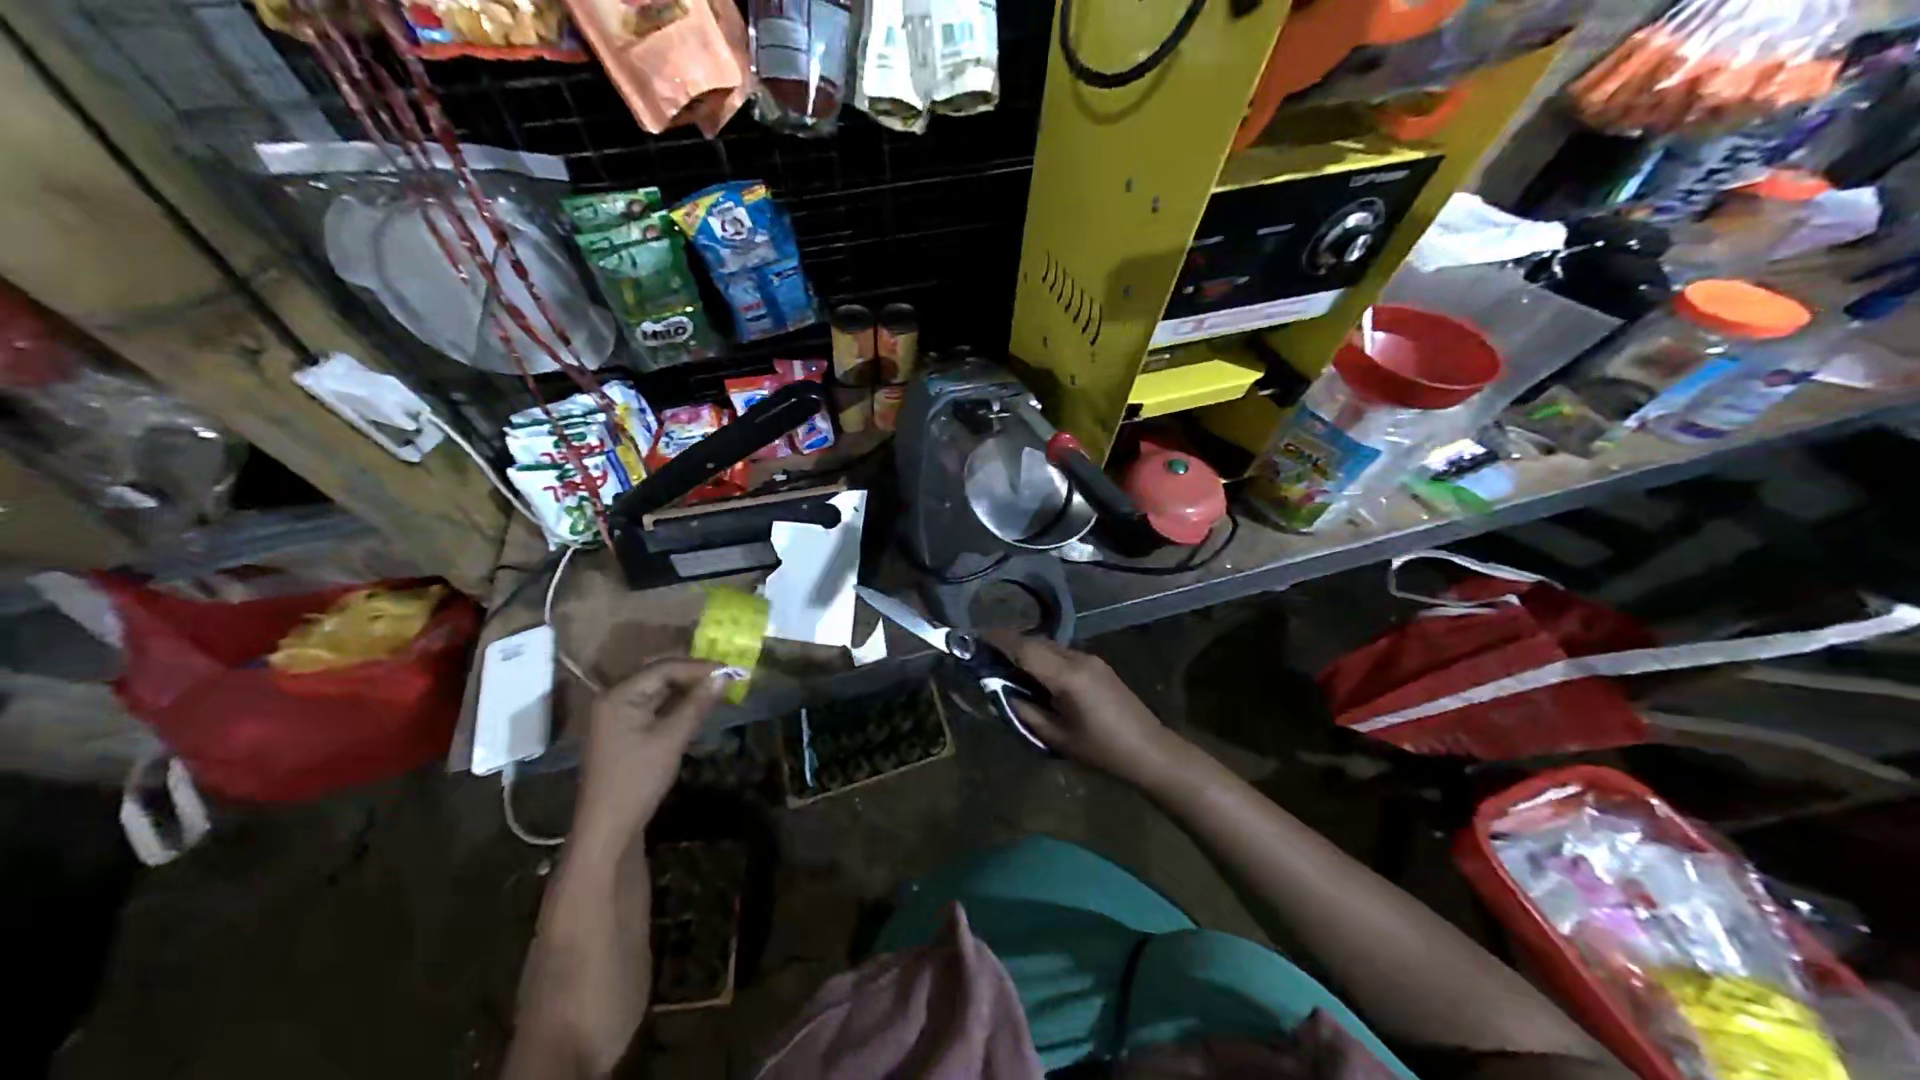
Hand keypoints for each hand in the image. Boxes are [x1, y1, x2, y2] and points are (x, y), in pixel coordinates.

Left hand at [575, 658, 733, 837]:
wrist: (608, 825)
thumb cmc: (638, 779)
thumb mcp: (672, 739)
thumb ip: (697, 704)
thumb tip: (724, 677)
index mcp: (619, 695)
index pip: (663, 668)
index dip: (699, 667)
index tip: (730, 671)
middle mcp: (614, 697)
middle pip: (659, 675)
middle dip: (694, 676)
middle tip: (727, 679)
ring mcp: (617, 714)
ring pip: (658, 691)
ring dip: (687, 690)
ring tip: (718, 691)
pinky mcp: (624, 729)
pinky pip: (654, 706)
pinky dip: (676, 705)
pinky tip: (697, 707)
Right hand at [985, 633, 1187, 785]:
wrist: (1150, 751)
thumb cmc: (1102, 751)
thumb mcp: (1056, 736)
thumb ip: (1025, 711)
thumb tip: (1000, 692)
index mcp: (1067, 676)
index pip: (1024, 648)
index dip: (997, 640)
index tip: (973, 639)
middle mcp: (1078, 658)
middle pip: (1035, 641)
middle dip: (1007, 643)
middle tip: (982, 653)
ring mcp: (1090, 659)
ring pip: (1048, 645)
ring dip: (1025, 649)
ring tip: (1003, 664)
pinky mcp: (1097, 665)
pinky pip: (1061, 654)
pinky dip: (1041, 657)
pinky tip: (1032, 673)